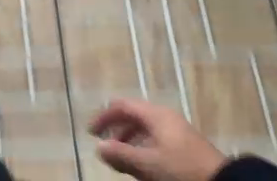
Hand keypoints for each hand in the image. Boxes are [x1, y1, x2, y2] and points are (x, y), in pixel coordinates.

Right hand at [88, 99, 229, 180]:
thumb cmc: (181, 170)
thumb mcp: (149, 164)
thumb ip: (122, 155)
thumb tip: (99, 147)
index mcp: (155, 115)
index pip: (123, 106)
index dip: (104, 117)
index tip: (91, 132)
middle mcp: (165, 117)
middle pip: (134, 117)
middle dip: (117, 131)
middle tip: (105, 147)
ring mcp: (177, 131)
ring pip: (146, 131)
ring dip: (130, 143)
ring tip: (121, 159)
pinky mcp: (185, 146)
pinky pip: (157, 141)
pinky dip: (144, 150)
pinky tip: (142, 166)